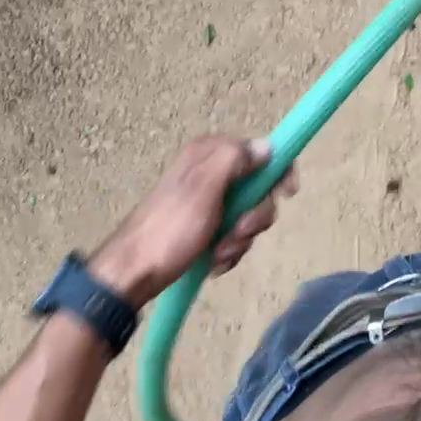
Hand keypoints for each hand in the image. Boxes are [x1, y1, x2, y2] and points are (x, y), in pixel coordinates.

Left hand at [88, 136, 297, 305]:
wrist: (133, 273)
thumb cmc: (171, 229)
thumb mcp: (204, 188)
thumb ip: (235, 160)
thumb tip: (267, 146)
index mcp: (211, 154)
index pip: (262, 151)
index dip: (279, 171)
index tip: (287, 194)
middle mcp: (211, 171)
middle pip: (260, 189)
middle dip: (253, 217)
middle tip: (236, 232)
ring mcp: (208, 201)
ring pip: (248, 216)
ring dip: (239, 240)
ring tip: (218, 253)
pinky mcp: (204, 227)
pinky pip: (233, 236)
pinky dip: (228, 252)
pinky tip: (213, 262)